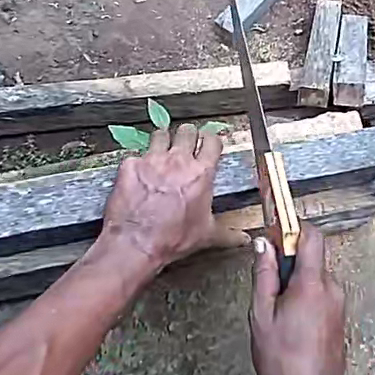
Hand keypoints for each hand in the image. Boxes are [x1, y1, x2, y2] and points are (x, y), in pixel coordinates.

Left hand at [99, 124, 242, 271]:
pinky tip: (137, 174)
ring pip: (160, 134)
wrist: (137, 243)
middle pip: (187, 130)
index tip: (209, 145)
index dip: (211, 141)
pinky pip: (135, 156)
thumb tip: (244, 240)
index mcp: (201, 173)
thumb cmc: (174, 238)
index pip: (212, 141)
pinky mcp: (130, 166)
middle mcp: (178, 161)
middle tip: (185, 145)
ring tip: (162, 152)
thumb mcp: (206, 235)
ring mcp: (152, 160)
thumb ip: (228, 234)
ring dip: (163, 141)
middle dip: (187, 136)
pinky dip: (137, 163)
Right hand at [250, 228, 349, 374]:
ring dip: (294, 282)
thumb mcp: (261, 316)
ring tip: (275, 312)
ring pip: (314, 276)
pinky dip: (303, 296)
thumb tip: (263, 244)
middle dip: (288, 261)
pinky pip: (320, 292)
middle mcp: (332, 289)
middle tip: (266, 283)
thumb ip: (264, 275)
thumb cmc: (284, 365)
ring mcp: (338, 303)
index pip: (311, 235)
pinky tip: (288, 323)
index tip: (272, 232)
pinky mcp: (338, 316)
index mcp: (312, 284)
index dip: (292, 226)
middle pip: (311, 255)